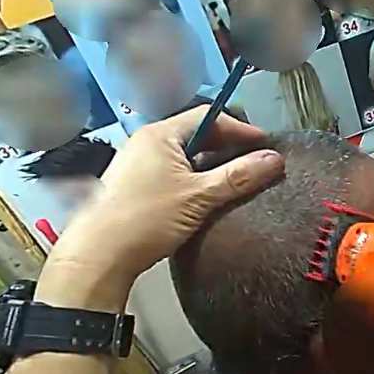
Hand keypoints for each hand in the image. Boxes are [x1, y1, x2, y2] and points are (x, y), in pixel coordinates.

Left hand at [39, 109, 282, 310]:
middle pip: (198, 134)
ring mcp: (140, 165)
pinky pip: (177, 172)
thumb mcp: (200, 196)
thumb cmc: (146, 218)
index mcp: (160, 135)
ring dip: (215, 164)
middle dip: (230, 146)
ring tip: (240, 180)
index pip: (208, 116)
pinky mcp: (138, 187)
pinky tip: (212, 196)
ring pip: (188, 156)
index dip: (240, 129)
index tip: (265, 145)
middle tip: (256, 163)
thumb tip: (276, 159)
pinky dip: (199, 178)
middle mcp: (148, 143)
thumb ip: (239, 175)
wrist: (98, 257)